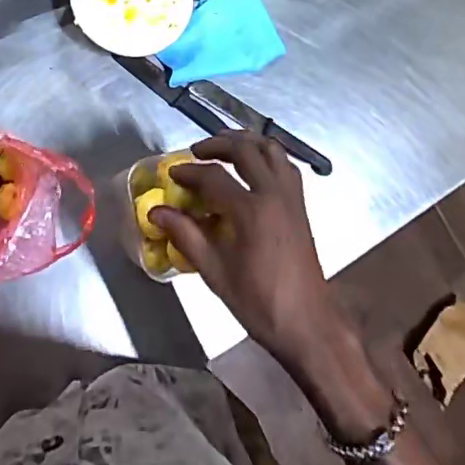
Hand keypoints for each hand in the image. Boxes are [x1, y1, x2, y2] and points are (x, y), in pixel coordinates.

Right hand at [148, 132, 341, 365]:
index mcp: (251, 211)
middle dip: (217, 144)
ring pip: (270, 148)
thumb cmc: (259, 303)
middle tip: (196, 152)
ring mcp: (291, 196)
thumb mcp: (216, 273)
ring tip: (224, 148)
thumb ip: (186, 236)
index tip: (172, 174)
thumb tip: (157, 213)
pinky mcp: (301, 203)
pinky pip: (285, 164)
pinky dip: (267, 154)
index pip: (214, 177)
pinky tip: (254, 166)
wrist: (307, 322)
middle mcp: (274, 194)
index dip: (190, 172)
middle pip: (245, 150)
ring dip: (246, 142)